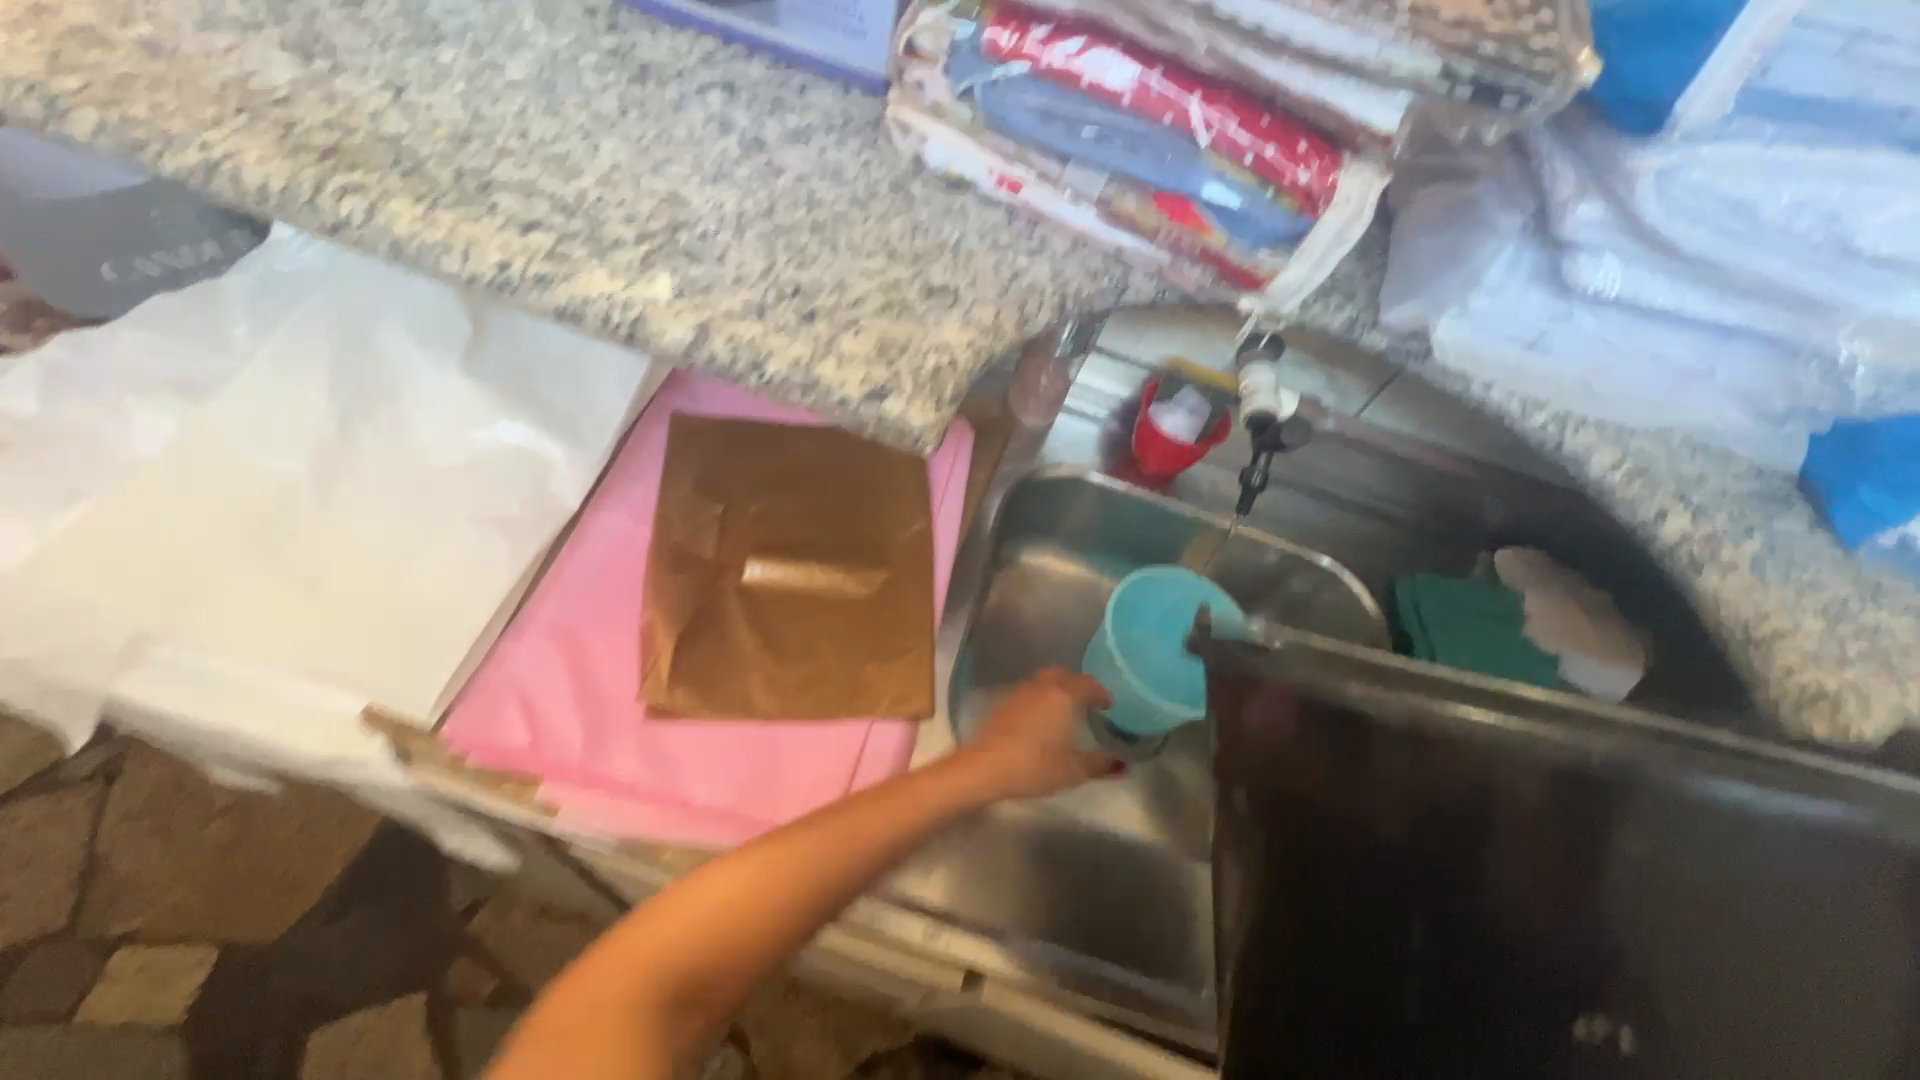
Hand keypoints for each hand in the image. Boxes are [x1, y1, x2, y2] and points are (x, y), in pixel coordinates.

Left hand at [957, 667, 1123, 799]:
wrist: (985, 767)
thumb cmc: (1034, 766)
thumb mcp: (1072, 770)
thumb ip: (1099, 764)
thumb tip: (1122, 764)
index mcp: (1062, 695)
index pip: (1087, 684)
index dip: (1100, 692)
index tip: (1108, 704)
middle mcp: (1041, 687)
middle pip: (1063, 674)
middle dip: (1078, 683)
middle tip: (1088, 699)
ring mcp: (1019, 693)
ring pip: (1043, 680)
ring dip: (1057, 687)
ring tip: (1066, 706)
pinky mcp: (1003, 703)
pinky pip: (1029, 691)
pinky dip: (1040, 696)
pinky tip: (1041, 716)